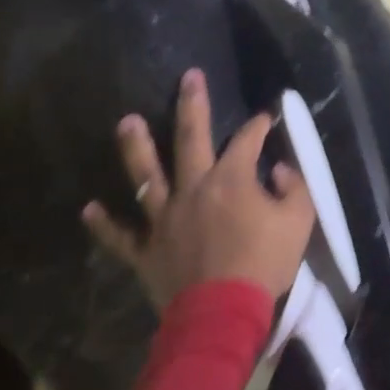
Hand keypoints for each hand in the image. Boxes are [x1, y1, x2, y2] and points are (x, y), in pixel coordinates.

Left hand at [83, 69, 315, 306]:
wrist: (222, 312)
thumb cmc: (265, 262)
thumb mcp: (299, 221)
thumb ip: (294, 188)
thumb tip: (278, 171)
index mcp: (232, 180)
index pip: (247, 141)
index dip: (259, 125)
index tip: (267, 115)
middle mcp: (194, 189)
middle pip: (190, 140)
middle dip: (192, 106)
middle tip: (188, 78)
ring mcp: (164, 219)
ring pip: (146, 176)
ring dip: (135, 147)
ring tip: (126, 121)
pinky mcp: (146, 249)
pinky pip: (120, 235)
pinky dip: (105, 222)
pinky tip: (89, 208)